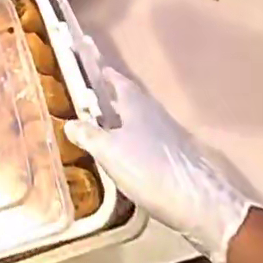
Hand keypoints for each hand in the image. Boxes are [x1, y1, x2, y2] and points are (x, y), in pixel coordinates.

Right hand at [63, 67, 253, 262]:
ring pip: (137, 116)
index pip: (116, 79)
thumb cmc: (147, 166)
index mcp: (135, 101)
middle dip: (112, 95)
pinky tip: (124, 150)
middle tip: (95, 94)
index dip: (104, 72)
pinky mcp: (171, 152)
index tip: (95, 63)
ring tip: (105, 123)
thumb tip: (69, 122)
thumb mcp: (109, 151)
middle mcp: (151, 109)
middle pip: (129, 96)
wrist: (193, 198)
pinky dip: (131, 135)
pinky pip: (144, 134)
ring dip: (122, 116)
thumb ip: (88, 135)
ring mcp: (164, 130)